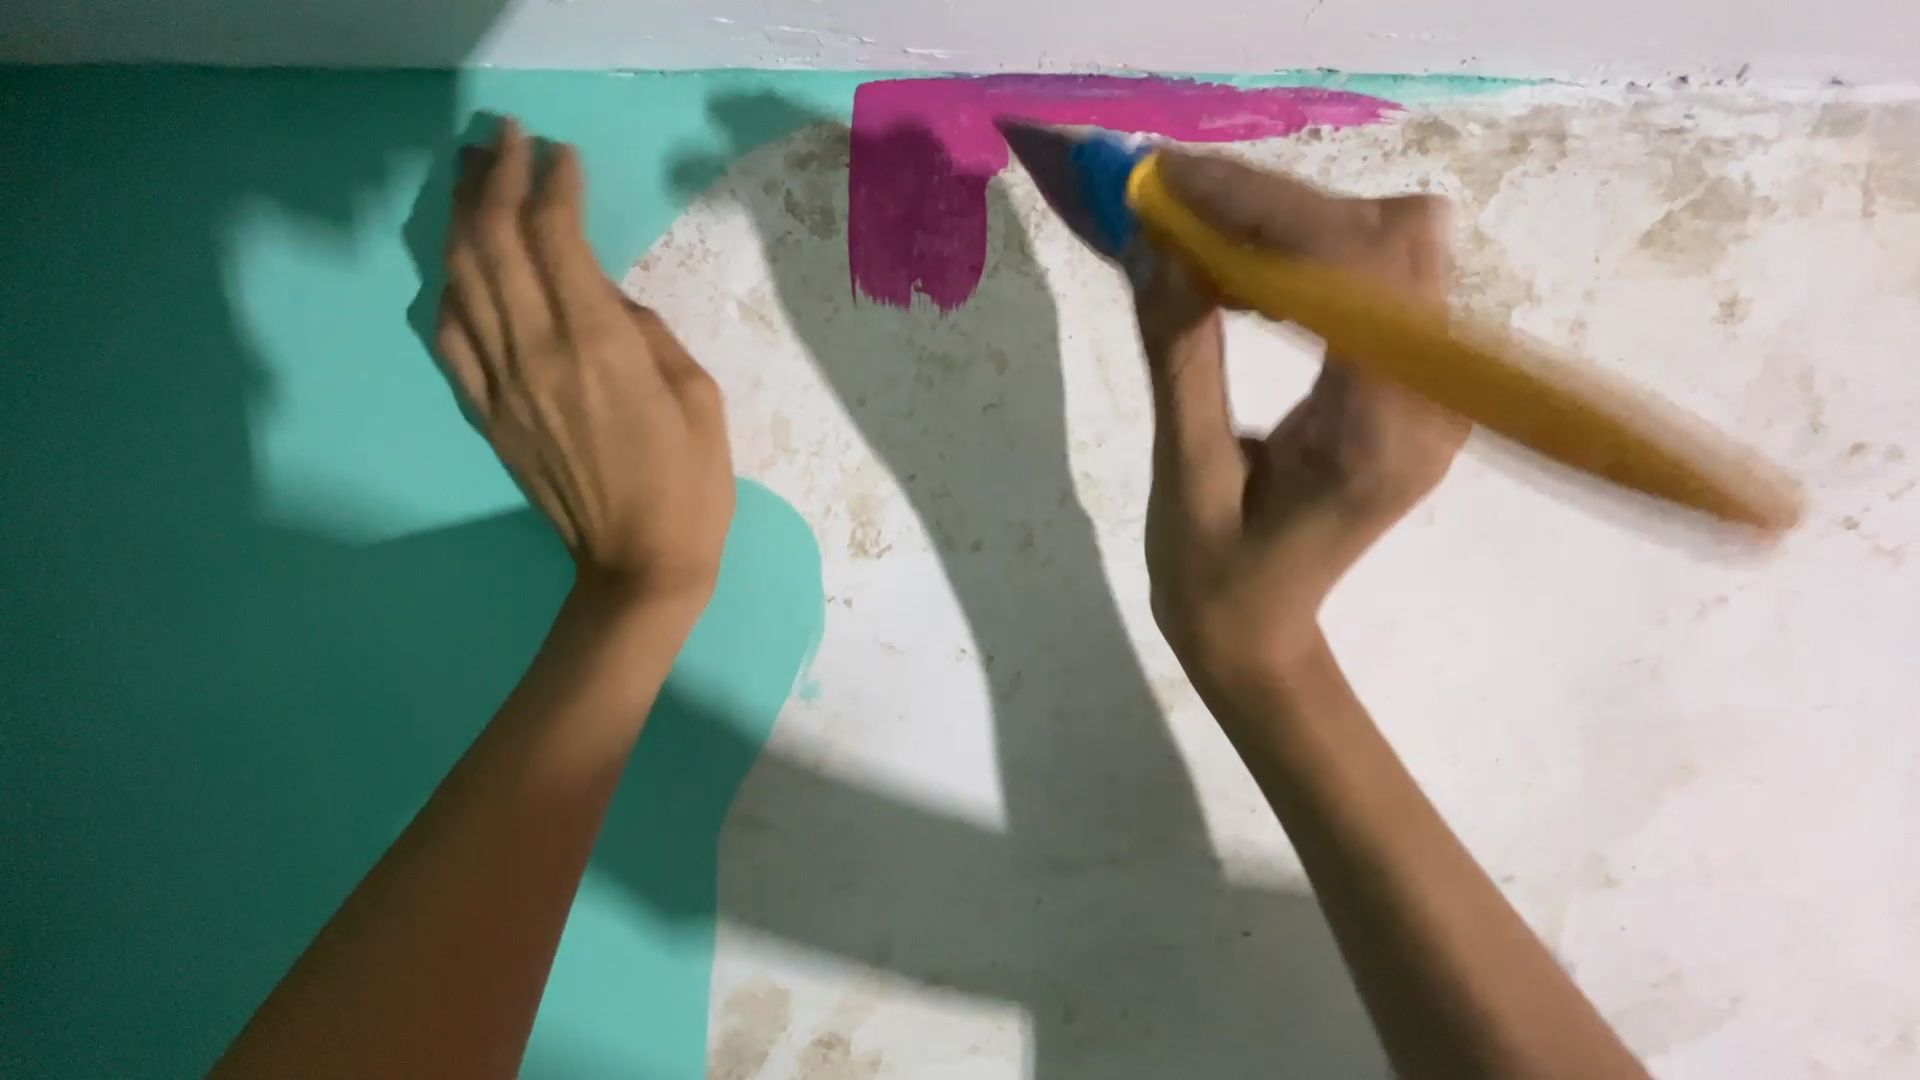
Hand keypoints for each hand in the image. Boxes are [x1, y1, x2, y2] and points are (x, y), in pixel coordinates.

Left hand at [437, 119, 733, 613]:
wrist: (639, 564)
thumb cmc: (690, 485)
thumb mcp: (701, 400)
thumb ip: (653, 336)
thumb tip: (611, 302)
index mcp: (600, 346)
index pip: (558, 238)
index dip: (554, 185)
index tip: (562, 155)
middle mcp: (538, 352)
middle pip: (495, 241)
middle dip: (497, 178)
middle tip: (508, 141)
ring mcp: (502, 384)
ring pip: (462, 278)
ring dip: (464, 218)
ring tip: (476, 179)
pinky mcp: (489, 414)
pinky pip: (450, 338)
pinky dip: (450, 289)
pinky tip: (460, 267)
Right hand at [1134, 149, 1468, 708]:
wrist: (1261, 636)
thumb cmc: (1214, 583)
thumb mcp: (1185, 478)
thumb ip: (1180, 360)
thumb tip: (1153, 246)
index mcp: (1379, 432)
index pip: (1355, 270)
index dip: (1264, 209)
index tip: (1172, 187)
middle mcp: (1434, 397)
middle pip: (1391, 239)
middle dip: (1278, 207)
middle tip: (1176, 212)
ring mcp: (1435, 390)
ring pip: (1390, 246)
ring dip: (1290, 225)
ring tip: (1198, 241)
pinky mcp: (1414, 385)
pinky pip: (1377, 283)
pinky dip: (1304, 257)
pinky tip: (1240, 278)